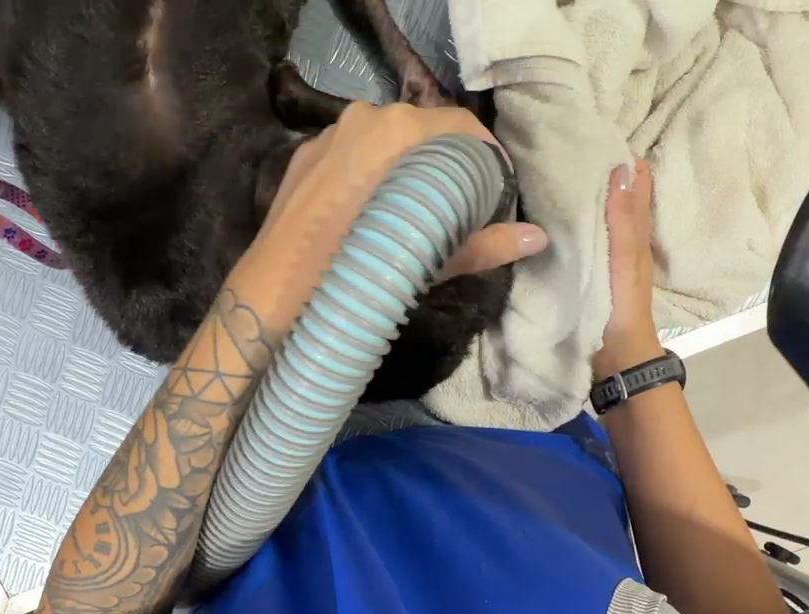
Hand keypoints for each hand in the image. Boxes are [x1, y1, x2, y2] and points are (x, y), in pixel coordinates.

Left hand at [229, 102, 547, 332]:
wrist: (272, 298)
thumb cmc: (351, 280)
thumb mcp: (423, 263)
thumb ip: (482, 246)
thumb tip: (536, 239)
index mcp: (395, 131)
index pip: (458, 126)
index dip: (485, 156)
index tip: (496, 188)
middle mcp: (361, 119)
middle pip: (422, 130)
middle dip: (448, 163)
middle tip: (464, 204)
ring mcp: (327, 136)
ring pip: (386, 141)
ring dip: (410, 168)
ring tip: (423, 208)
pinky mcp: (304, 158)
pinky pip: (354, 155)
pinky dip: (375, 173)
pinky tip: (380, 210)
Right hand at [595, 159, 659, 378]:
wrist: (616, 360)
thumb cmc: (620, 309)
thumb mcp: (623, 260)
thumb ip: (622, 220)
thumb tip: (622, 170)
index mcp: (636, 239)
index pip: (636, 191)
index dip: (627, 165)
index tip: (607, 137)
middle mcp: (626, 247)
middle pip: (621, 205)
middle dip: (609, 179)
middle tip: (585, 151)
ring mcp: (609, 265)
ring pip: (605, 224)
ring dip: (595, 203)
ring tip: (573, 179)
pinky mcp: (594, 281)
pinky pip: (590, 245)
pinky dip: (582, 229)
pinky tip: (566, 226)